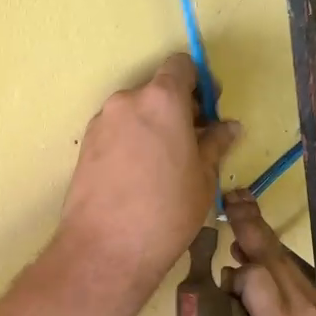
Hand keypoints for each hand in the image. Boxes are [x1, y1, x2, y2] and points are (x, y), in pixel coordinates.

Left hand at [58, 53, 239, 296]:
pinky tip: (143, 174)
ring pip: (137, 110)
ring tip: (168, 163)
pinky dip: (134, 139)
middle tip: (196, 140)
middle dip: (179, 107)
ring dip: (155, 124)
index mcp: (162, 99)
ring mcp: (102, 121)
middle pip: (158, 88)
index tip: (210, 110)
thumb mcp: (203, 177)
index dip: (200, 82)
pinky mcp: (86, 143)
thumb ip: (216, 143)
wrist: (105, 249)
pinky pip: (118, 129)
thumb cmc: (166, 211)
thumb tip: (229, 127)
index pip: (181, 65)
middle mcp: (128, 100)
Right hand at [222, 189, 315, 315]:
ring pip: (284, 258)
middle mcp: (302, 305)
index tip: (227, 286)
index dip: (238, 273)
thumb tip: (232, 288)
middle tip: (232, 197)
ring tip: (241, 206)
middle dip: (251, 225)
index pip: (257, 275)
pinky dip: (273, 256)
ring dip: (261, 235)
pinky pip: (293, 271)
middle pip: (273, 255)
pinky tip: (257, 246)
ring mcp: (315, 301)